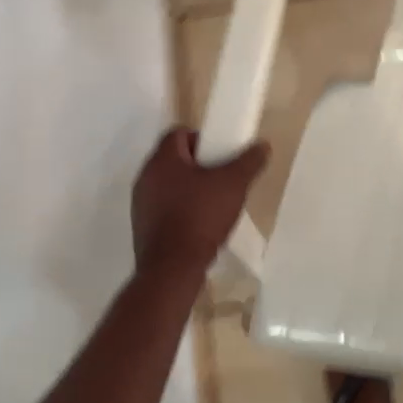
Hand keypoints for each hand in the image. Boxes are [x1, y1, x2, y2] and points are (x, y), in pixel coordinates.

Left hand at [131, 128, 268, 281]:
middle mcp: (145, 177)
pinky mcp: (142, 226)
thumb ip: (250, 161)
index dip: (202, 137)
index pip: (178, 133)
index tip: (221, 153)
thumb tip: (262, 145)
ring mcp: (140, 203)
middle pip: (175, 158)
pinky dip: (181, 208)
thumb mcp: (235, 184)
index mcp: (162, 160)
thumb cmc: (201, 216)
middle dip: (200, 164)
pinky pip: (164, 206)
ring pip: (169, 184)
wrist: (172, 268)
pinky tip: (201, 224)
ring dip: (190, 187)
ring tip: (215, 202)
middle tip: (224, 177)